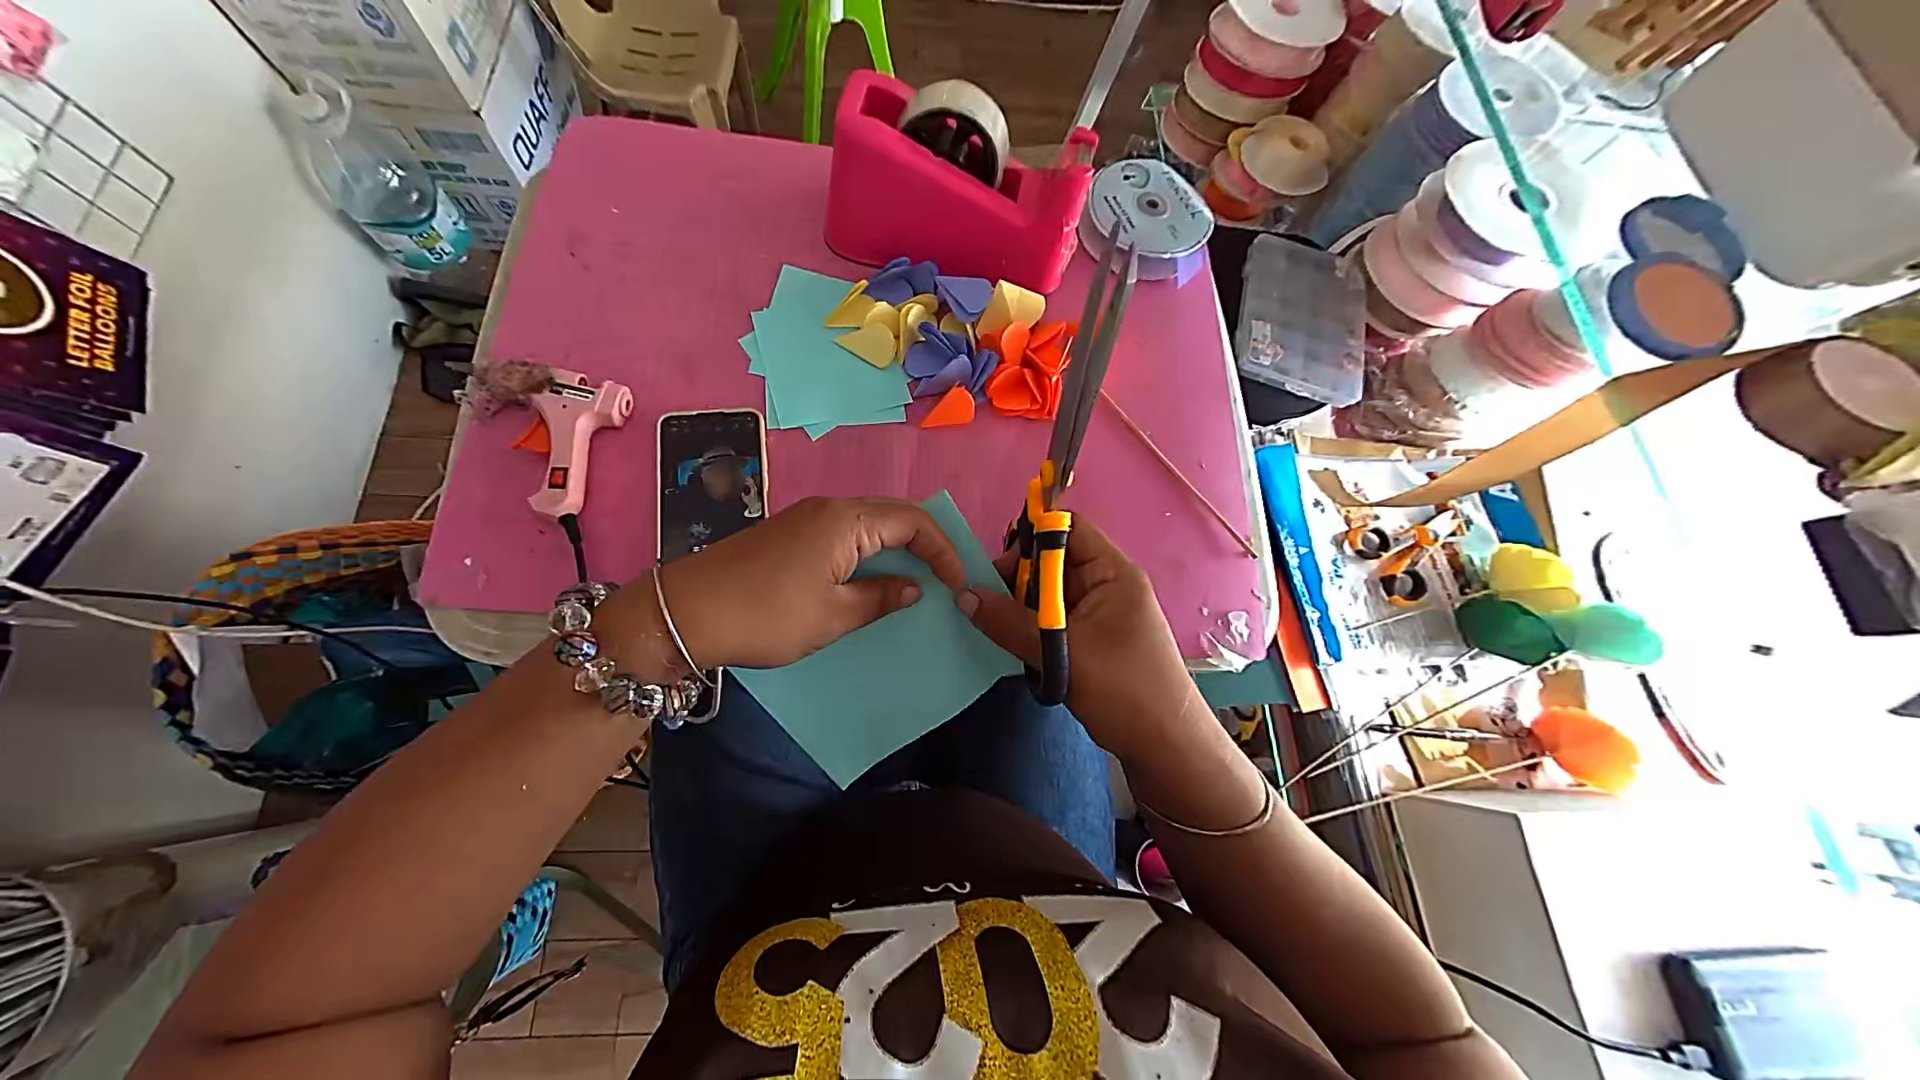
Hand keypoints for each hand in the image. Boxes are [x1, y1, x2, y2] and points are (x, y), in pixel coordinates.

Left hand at [636, 496, 967, 669]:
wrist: (685, 613)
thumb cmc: (767, 615)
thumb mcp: (833, 616)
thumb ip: (881, 598)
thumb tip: (913, 588)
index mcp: (846, 521)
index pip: (914, 521)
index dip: (943, 549)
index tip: (958, 583)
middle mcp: (830, 508)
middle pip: (894, 514)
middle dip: (925, 542)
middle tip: (945, 576)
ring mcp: (807, 517)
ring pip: (869, 522)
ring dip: (898, 545)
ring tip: (916, 577)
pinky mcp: (790, 532)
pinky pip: (846, 532)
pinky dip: (871, 550)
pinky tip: (872, 575)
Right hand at [958, 518, 1210, 760]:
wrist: (1166, 748)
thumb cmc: (1124, 690)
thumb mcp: (1063, 653)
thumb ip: (1010, 622)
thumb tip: (963, 595)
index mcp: (1113, 573)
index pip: (1071, 529)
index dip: (1033, 536)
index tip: (996, 565)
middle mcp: (1106, 586)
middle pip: (1054, 562)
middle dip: (1018, 578)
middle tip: (985, 601)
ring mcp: (1099, 615)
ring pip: (1049, 595)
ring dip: (1021, 607)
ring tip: (990, 623)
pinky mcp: (1091, 641)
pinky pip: (1053, 622)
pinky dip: (1031, 628)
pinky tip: (1009, 642)